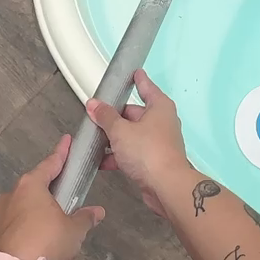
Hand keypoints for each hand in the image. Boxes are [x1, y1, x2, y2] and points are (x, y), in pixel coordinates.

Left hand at [0, 135, 105, 259]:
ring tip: (51, 237)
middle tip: (64, 201)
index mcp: (32, 186)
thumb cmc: (45, 244)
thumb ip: (85, 219)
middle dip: (49, 194)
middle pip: (34, 188)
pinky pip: (13, 231)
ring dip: (35, 219)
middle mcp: (11, 196)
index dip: (62, 152)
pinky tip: (34, 251)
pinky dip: (24, 236)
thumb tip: (97, 211)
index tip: (67, 140)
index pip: (51, 163)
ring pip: (22, 212)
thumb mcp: (73, 232)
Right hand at [87, 70, 194, 215]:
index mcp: (159, 107)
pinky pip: (133, 152)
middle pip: (134, 113)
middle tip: (96, 117)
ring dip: (114, 138)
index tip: (133, 72)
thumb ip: (105, 117)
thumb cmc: (148, 152)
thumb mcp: (120, 130)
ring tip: (94, 140)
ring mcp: (158, 142)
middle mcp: (162, 121)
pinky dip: (119, 155)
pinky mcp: (154, 160)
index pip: (146, 86)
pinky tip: (102, 161)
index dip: (138, 79)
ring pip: (132, 134)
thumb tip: (93, 104)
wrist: (166, 187)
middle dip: (115, 117)